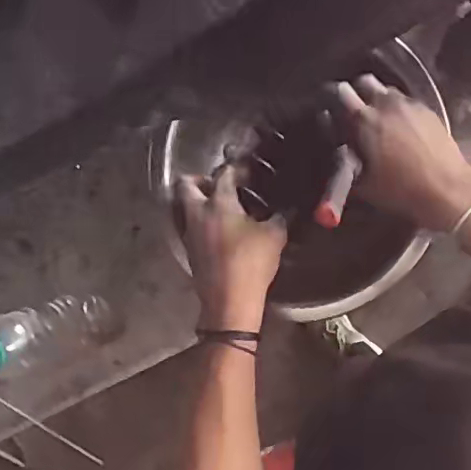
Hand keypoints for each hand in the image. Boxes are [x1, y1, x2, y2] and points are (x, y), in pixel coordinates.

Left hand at [177, 164, 287, 330]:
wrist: (229, 301)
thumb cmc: (251, 263)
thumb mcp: (275, 236)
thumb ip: (281, 217)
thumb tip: (287, 209)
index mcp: (219, 203)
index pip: (224, 174)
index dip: (237, 168)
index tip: (248, 171)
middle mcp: (197, 213)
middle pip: (186, 184)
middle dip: (200, 179)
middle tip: (219, 186)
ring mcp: (189, 232)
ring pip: (183, 206)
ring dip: (197, 202)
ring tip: (220, 208)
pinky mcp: (188, 251)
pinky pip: (189, 226)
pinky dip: (200, 222)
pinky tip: (219, 231)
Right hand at [333, 75, 470, 231]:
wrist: (448, 190)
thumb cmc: (401, 191)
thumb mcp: (364, 185)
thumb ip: (344, 163)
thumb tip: (338, 148)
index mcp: (364, 120)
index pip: (339, 92)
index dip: (332, 99)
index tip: (331, 111)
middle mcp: (386, 104)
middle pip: (364, 82)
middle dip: (356, 93)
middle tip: (354, 113)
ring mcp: (410, 104)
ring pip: (386, 90)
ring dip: (378, 100)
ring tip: (379, 121)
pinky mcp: (428, 110)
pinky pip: (406, 101)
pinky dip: (398, 109)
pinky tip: (401, 128)